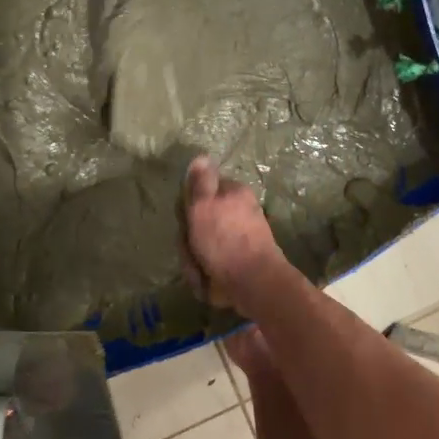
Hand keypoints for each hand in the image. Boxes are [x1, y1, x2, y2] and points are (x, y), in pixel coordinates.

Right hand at [181, 156, 285, 315]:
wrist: (252, 282)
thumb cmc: (225, 239)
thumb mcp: (205, 205)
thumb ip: (200, 181)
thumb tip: (201, 155)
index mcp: (234, 193)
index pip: (200, 191)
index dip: (188, 206)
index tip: (185, 218)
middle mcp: (238, 213)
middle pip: (199, 221)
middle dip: (189, 239)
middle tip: (193, 248)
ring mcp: (238, 239)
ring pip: (202, 246)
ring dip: (194, 260)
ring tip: (201, 270)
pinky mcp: (236, 263)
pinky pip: (210, 266)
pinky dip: (205, 275)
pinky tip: (208, 281)